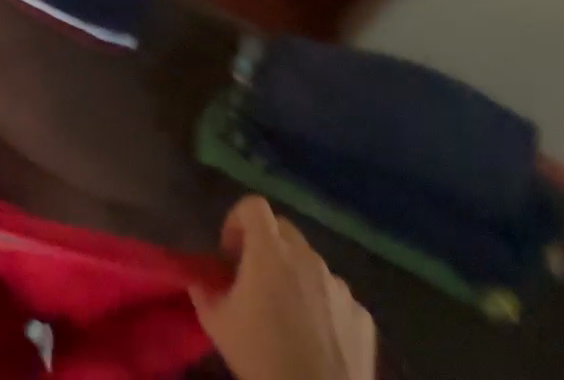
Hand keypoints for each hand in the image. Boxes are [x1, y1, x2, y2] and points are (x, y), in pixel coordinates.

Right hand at [191, 196, 375, 379]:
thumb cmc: (262, 357)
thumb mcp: (216, 324)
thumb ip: (204, 292)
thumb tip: (200, 281)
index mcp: (270, 252)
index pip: (254, 206)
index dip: (237, 220)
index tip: (230, 253)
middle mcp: (308, 259)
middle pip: (284, 231)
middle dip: (265, 246)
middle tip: (253, 280)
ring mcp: (340, 286)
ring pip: (311, 265)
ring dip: (294, 277)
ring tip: (286, 316)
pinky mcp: (363, 315)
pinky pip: (336, 297)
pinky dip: (322, 307)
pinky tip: (315, 340)